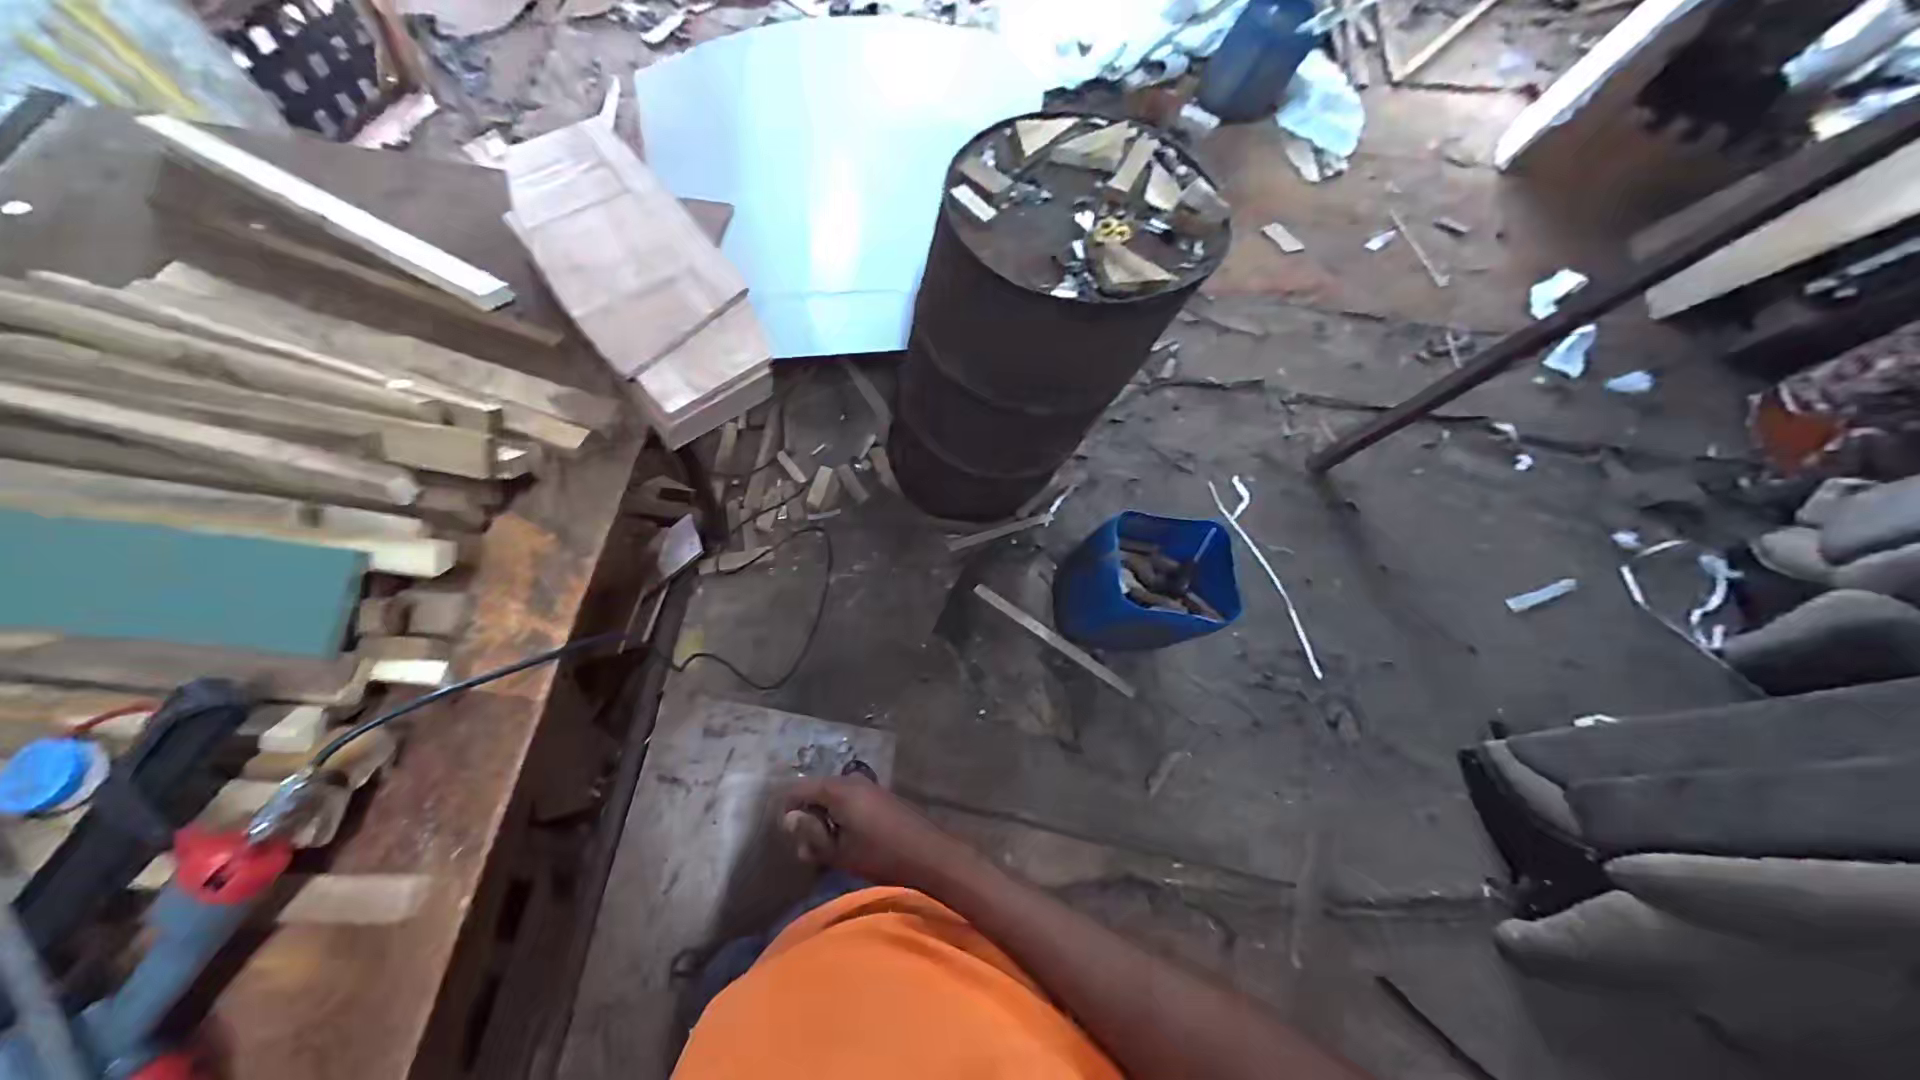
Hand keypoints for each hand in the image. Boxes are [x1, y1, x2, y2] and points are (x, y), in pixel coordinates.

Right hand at [781, 775, 981, 891]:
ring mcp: (869, 786)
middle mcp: (852, 780)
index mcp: (838, 789)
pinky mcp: (880, 797)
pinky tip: (848, 840)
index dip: (787, 810)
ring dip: (825, 818)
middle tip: (808, 847)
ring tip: (827, 848)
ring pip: (834, 796)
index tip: (788, 836)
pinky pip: (850, 800)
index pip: (798, 789)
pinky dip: (842, 816)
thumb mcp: (839, 851)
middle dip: (807, 816)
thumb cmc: (880, 855)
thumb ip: (811, 835)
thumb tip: (791, 820)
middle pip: (816, 790)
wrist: (929, 854)